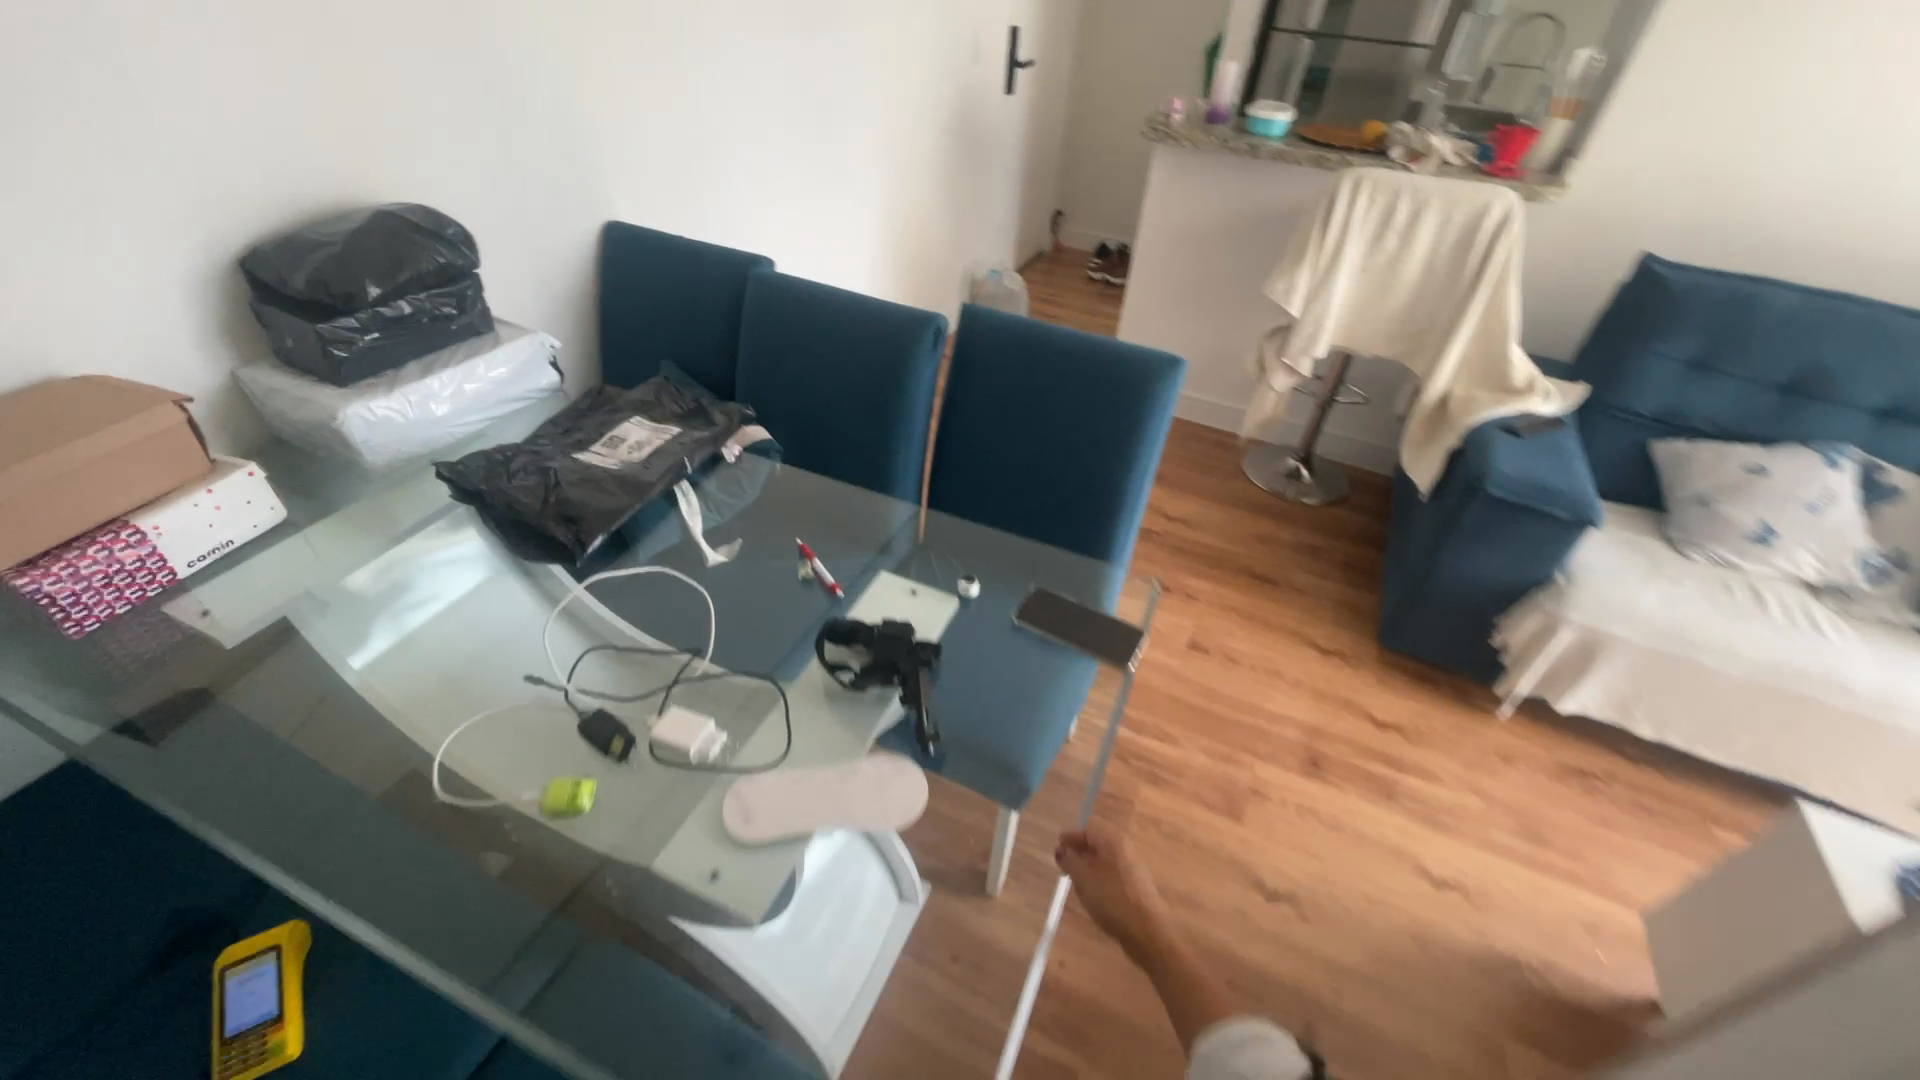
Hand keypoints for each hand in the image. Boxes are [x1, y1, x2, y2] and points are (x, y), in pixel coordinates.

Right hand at [1055, 826, 1171, 960]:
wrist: (1146, 931)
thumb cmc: (1111, 899)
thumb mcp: (1083, 879)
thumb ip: (1070, 861)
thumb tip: (1062, 850)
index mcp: (1113, 841)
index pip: (1089, 830)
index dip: (1071, 837)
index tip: (1057, 848)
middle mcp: (1125, 849)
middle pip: (1098, 843)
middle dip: (1080, 851)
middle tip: (1063, 864)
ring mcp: (1133, 868)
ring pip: (1106, 859)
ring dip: (1089, 865)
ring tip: (1074, 878)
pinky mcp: (1136, 885)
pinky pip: (1113, 872)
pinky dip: (1099, 876)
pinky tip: (1092, 891)